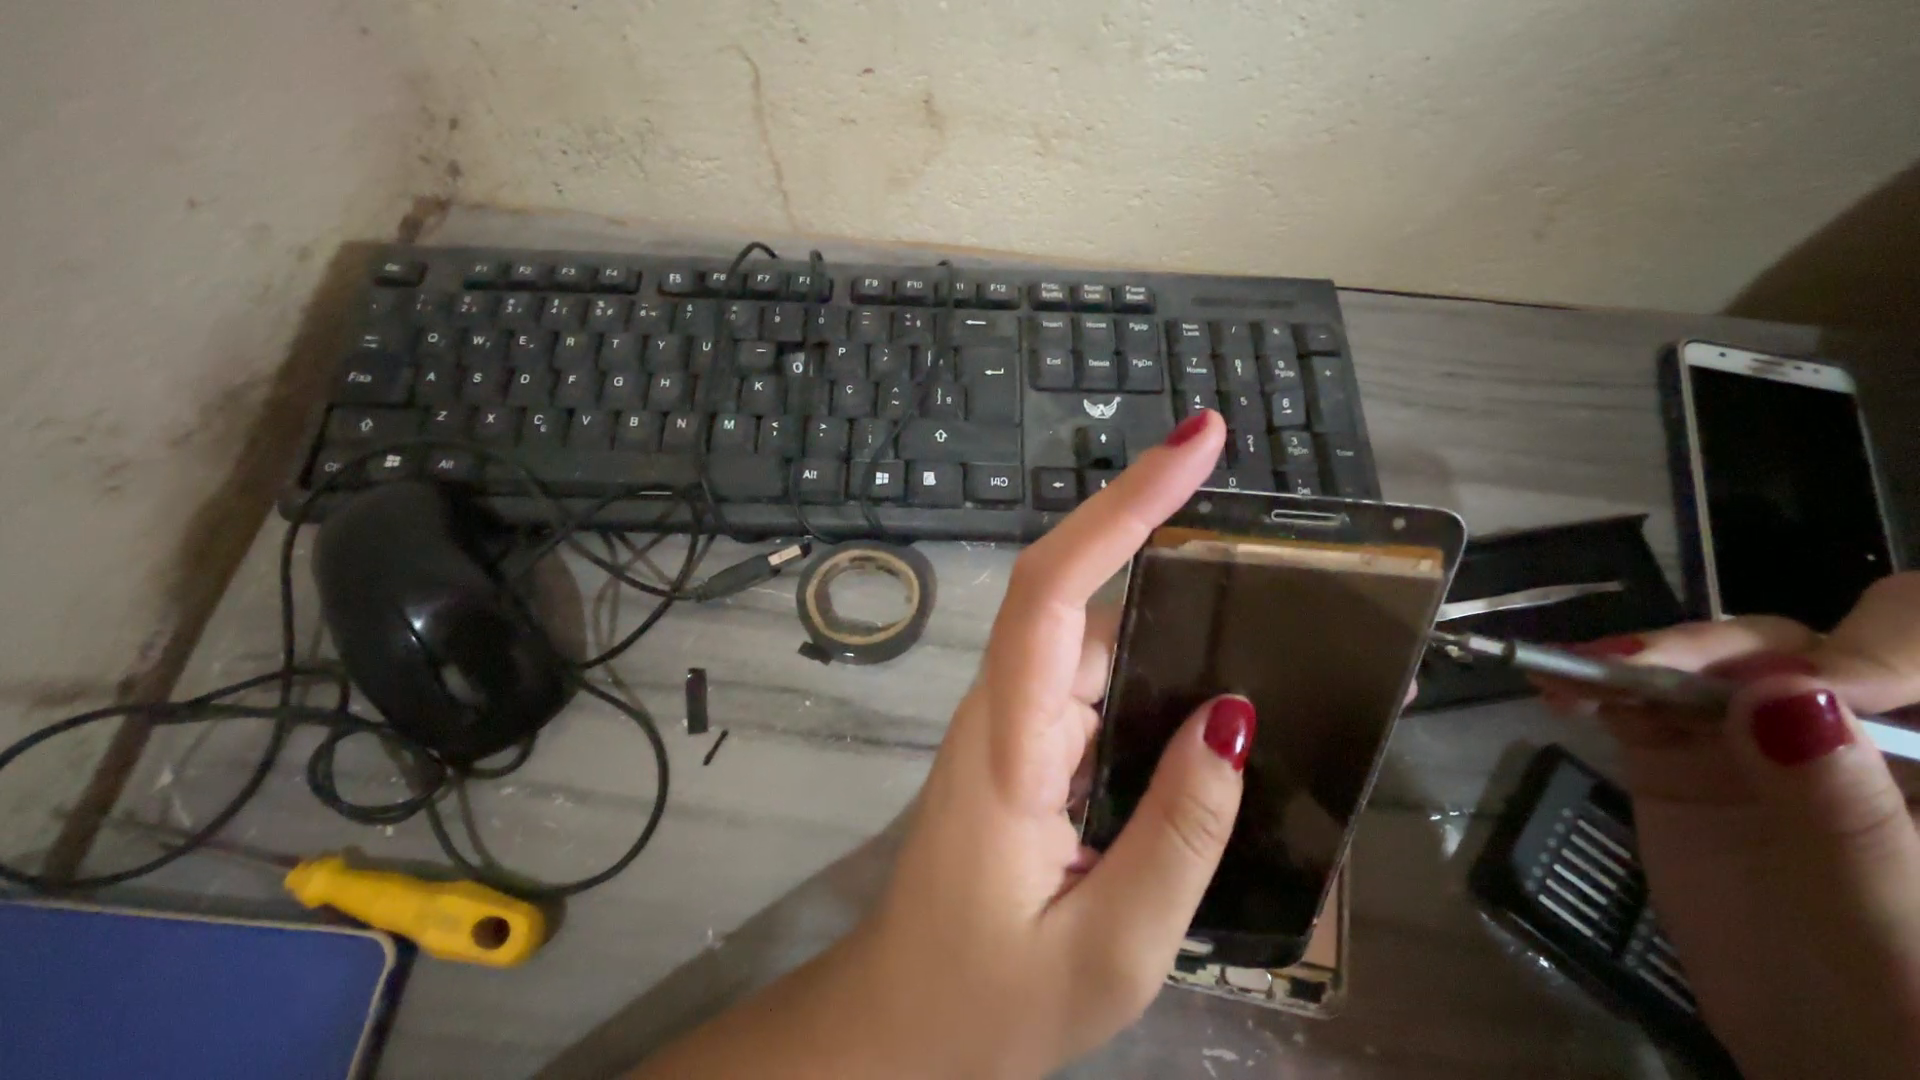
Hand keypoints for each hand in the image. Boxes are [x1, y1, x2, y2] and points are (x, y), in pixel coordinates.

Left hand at [852, 409, 1245, 1076]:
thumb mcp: (1111, 946)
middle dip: (1170, 546)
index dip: (1123, 504)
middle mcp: (1008, 712)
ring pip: (1099, 645)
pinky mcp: (1029, 752)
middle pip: (1084, 600)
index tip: (1197, 443)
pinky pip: (1101, 691)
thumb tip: (1234, 717)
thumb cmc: (990, 1000)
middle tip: (1277, 543)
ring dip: (1178, 621)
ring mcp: (1015, 729)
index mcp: (1010, 744)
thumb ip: (1179, 835)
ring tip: (1280, 619)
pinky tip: (1226, 699)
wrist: (904, 1025)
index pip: (1055, 590)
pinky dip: (1162, 678)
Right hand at [1546, 574, 1919, 1079]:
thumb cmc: (1898, 1004)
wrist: (1833, 1061)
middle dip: (1718, 648)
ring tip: (1577, 671)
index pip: (1905, 641)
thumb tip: (1777, 691)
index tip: (1794, 693)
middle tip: (1642, 670)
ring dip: (1644, 655)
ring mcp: (1759, 742)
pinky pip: (1641, 699)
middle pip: (1794, 641)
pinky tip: (1562, 687)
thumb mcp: (1889, 918)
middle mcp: (1853, 727)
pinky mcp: (1683, 759)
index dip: (1861, 649)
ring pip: (1707, 662)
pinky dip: (1599, 683)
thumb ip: (1846, 808)